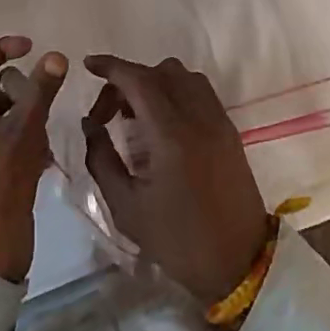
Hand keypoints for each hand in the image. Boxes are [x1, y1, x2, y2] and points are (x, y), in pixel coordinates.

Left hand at [0, 36, 67, 282]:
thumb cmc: (0, 178)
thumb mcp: (24, 127)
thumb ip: (41, 89)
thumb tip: (55, 55)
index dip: (3, 49)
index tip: (32, 48)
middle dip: (23, 93)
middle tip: (42, 106)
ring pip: (8, 117)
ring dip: (30, 120)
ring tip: (44, 137)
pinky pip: (12, 141)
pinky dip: (30, 142)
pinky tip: (46, 159)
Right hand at [81, 55, 273, 304]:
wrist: (240, 265)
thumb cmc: (178, 240)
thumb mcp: (127, 207)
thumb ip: (102, 159)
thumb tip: (89, 125)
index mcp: (171, 135)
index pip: (138, 80)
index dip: (111, 67)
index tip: (88, 65)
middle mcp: (198, 117)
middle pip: (160, 72)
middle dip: (128, 79)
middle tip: (109, 111)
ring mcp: (218, 121)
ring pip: (183, 76)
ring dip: (155, 82)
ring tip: (136, 112)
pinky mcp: (230, 130)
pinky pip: (200, 90)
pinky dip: (176, 90)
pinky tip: (163, 119)